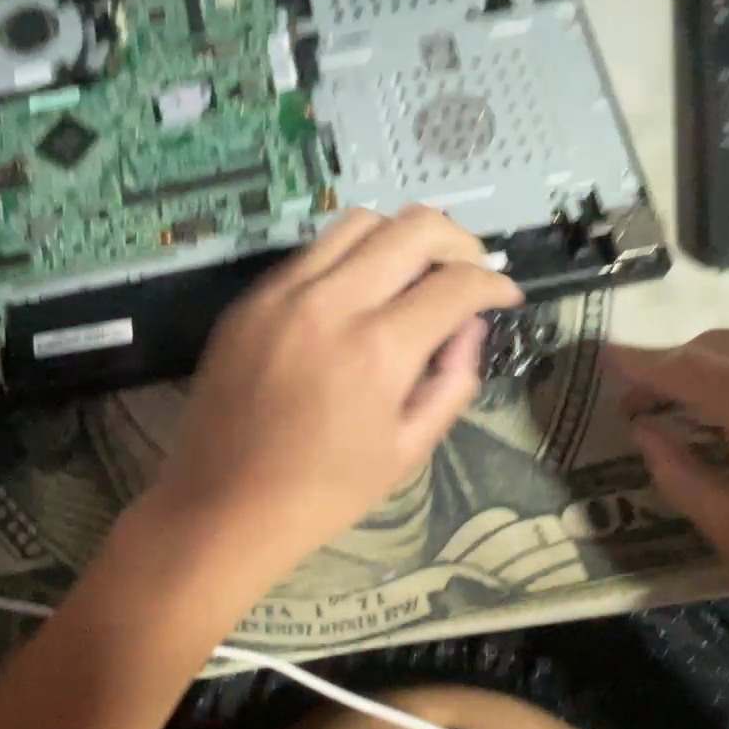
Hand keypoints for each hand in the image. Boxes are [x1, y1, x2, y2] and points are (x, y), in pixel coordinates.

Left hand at [144, 206, 522, 571]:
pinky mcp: (249, 301)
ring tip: (414, 272)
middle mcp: (331, 304)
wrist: (224, 506)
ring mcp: (282, 294)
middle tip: (470, 271)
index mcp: (378, 351)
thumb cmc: (322, 494)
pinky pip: (311, 252)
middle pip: (414, 228)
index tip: (505, 295)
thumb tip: (468, 328)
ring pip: (359, 222)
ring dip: (402, 237)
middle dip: (460, 242)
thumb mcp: (406, 451)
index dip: (495, 284)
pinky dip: (349, 258)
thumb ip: (451, 382)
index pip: (456, 284)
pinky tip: (357, 293)